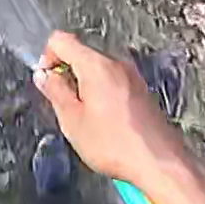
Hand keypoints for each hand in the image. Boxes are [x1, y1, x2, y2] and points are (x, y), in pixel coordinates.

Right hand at [33, 30, 189, 190]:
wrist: (159, 163)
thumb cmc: (117, 145)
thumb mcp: (72, 120)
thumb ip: (55, 91)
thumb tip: (45, 75)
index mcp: (95, 65)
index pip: (61, 40)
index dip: (47, 57)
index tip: (47, 79)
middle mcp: (115, 63)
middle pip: (80, 54)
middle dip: (67, 74)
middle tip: (65, 105)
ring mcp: (130, 75)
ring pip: (96, 69)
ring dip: (85, 86)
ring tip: (86, 118)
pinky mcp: (140, 89)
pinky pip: (112, 81)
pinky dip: (102, 94)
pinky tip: (105, 123)